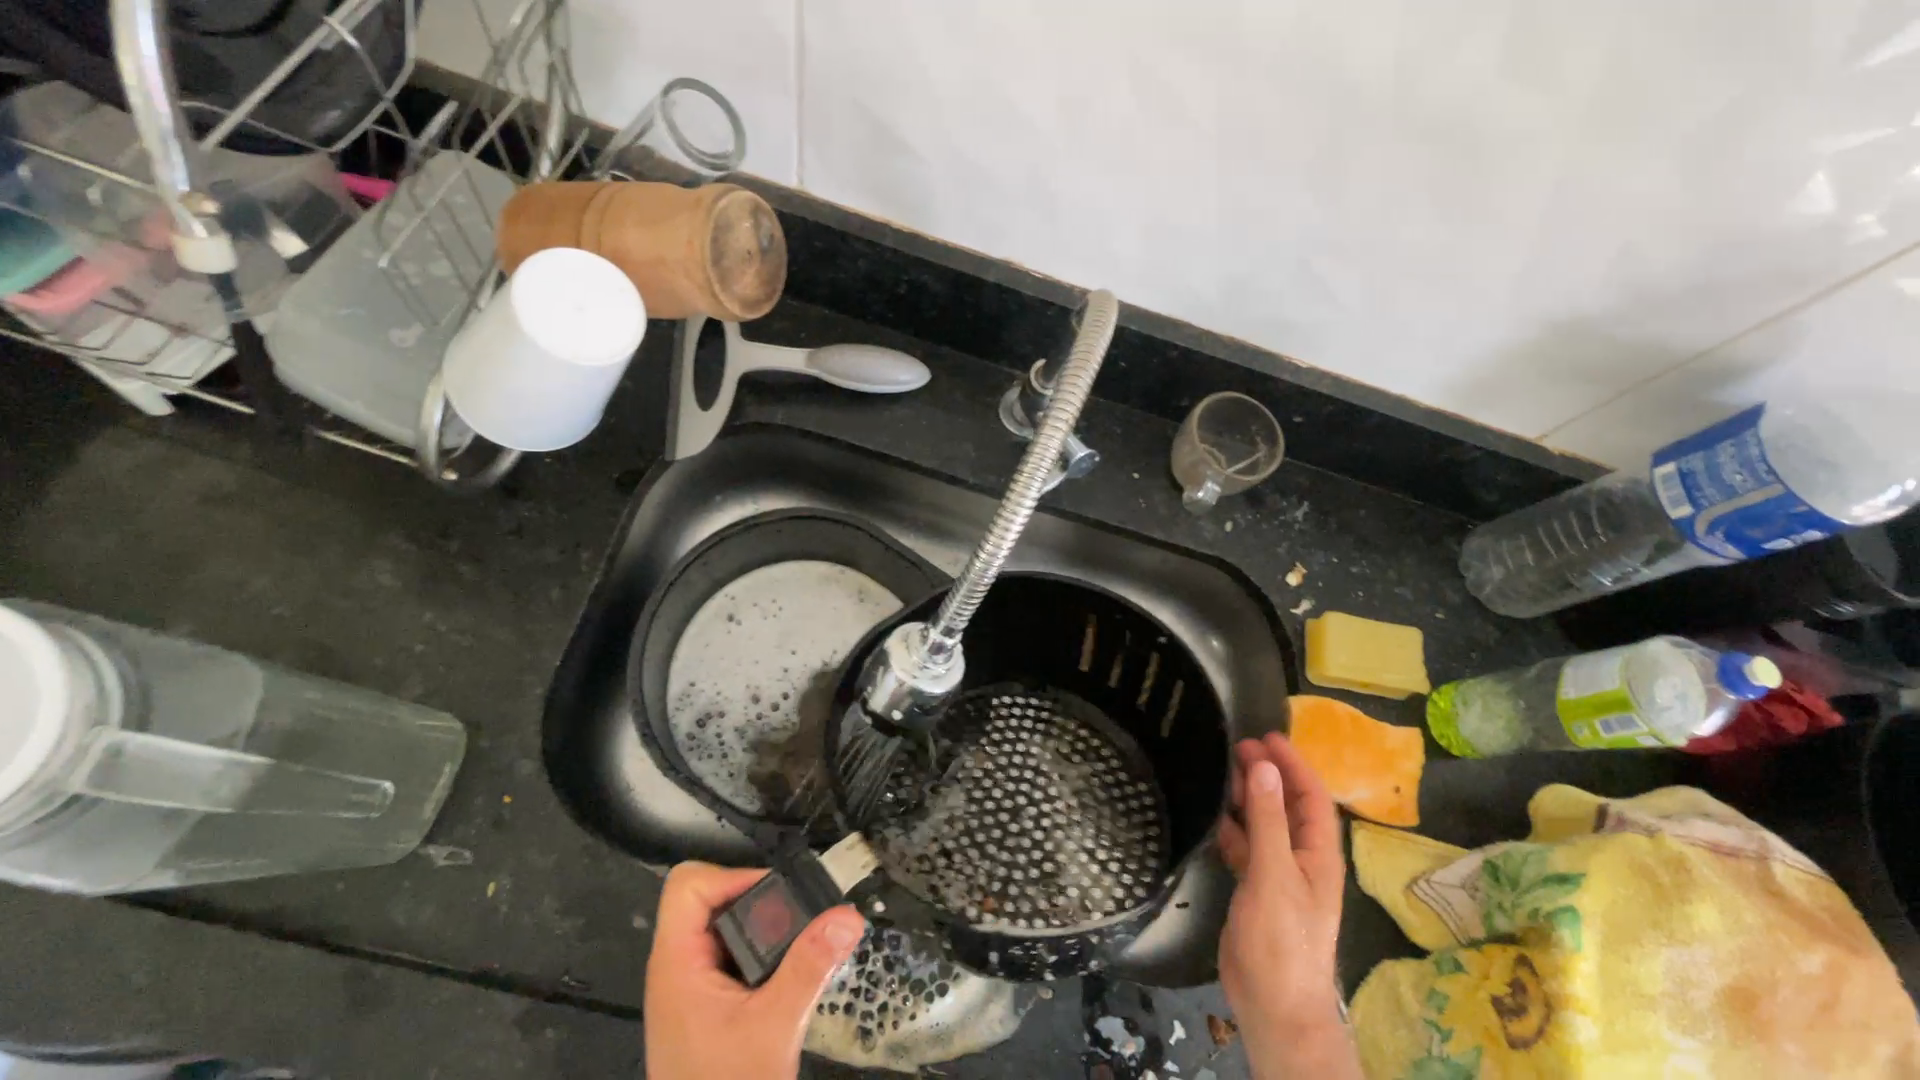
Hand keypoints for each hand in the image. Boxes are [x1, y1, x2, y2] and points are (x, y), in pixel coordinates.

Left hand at [644, 861, 866, 1079]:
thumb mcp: (775, 1026)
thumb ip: (809, 966)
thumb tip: (847, 916)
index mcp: (677, 962)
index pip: (689, 885)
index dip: (732, 876)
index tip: (780, 897)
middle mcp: (675, 966)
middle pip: (707, 900)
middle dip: (758, 903)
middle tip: (803, 918)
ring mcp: (687, 987)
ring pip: (722, 928)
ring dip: (763, 929)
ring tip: (803, 942)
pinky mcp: (703, 1005)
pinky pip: (729, 957)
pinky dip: (761, 954)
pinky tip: (790, 973)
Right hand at [1216, 734, 1361, 1079]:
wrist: (1274, 1005)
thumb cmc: (1282, 940)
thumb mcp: (1274, 874)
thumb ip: (1268, 820)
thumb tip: (1263, 767)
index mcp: (1318, 854)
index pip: (1310, 796)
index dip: (1293, 763)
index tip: (1266, 735)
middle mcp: (1302, 859)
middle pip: (1288, 806)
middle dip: (1268, 775)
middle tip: (1237, 747)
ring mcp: (1278, 876)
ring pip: (1264, 825)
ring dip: (1248, 798)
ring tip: (1223, 772)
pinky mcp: (1255, 891)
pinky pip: (1246, 849)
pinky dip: (1232, 830)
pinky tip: (1213, 817)